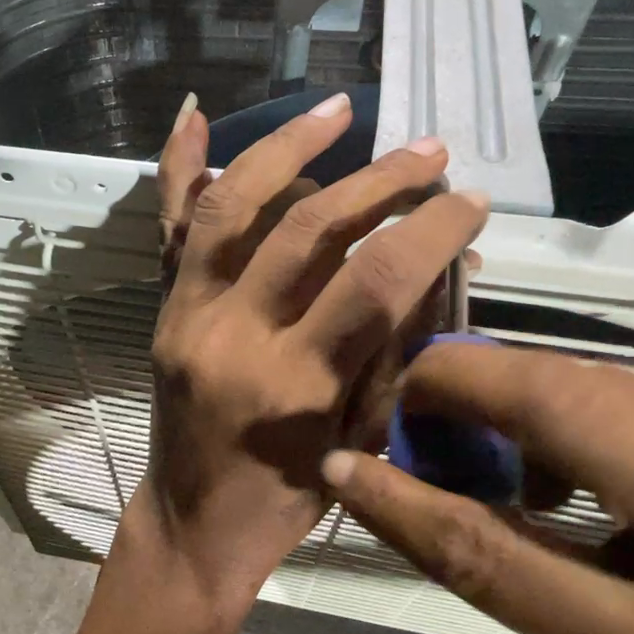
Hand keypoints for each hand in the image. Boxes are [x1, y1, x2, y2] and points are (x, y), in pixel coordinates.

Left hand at [124, 91, 486, 611]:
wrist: (192, 522)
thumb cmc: (286, 498)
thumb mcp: (358, 437)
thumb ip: (395, 351)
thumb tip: (442, 264)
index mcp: (293, 383)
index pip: (373, 281)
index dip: (430, 229)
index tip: (470, 202)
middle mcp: (232, 335)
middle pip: (305, 228)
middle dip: (377, 181)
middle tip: (429, 152)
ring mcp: (187, 314)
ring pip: (230, 207)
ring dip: (286, 148)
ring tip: (336, 111)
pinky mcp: (162, 307)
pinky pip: (168, 226)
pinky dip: (180, 166)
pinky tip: (196, 115)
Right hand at [321, 343, 633, 633]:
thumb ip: (554, 620)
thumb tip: (461, 510)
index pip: (509, 560)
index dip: (407, 503)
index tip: (343, 459)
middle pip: (571, 418)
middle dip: (466, 384)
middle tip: (413, 392)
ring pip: (623, 386)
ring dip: (537, 396)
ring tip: (509, 432)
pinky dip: (617, 415)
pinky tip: (619, 456)